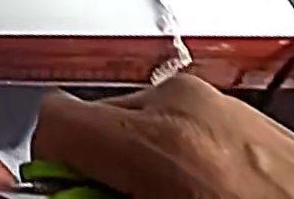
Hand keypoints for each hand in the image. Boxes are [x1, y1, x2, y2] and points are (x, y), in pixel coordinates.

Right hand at [33, 76, 293, 198]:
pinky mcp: (244, 111)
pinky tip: (201, 198)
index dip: (50, 167)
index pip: (57, 119)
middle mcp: (187, 106)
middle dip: (96, 170)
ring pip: (132, 117)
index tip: (61, 197)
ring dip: (132, 163)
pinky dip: (168, 157)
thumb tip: (73, 194)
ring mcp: (218, 103)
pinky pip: (174, 120)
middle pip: (92, 116)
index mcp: (167, 145)